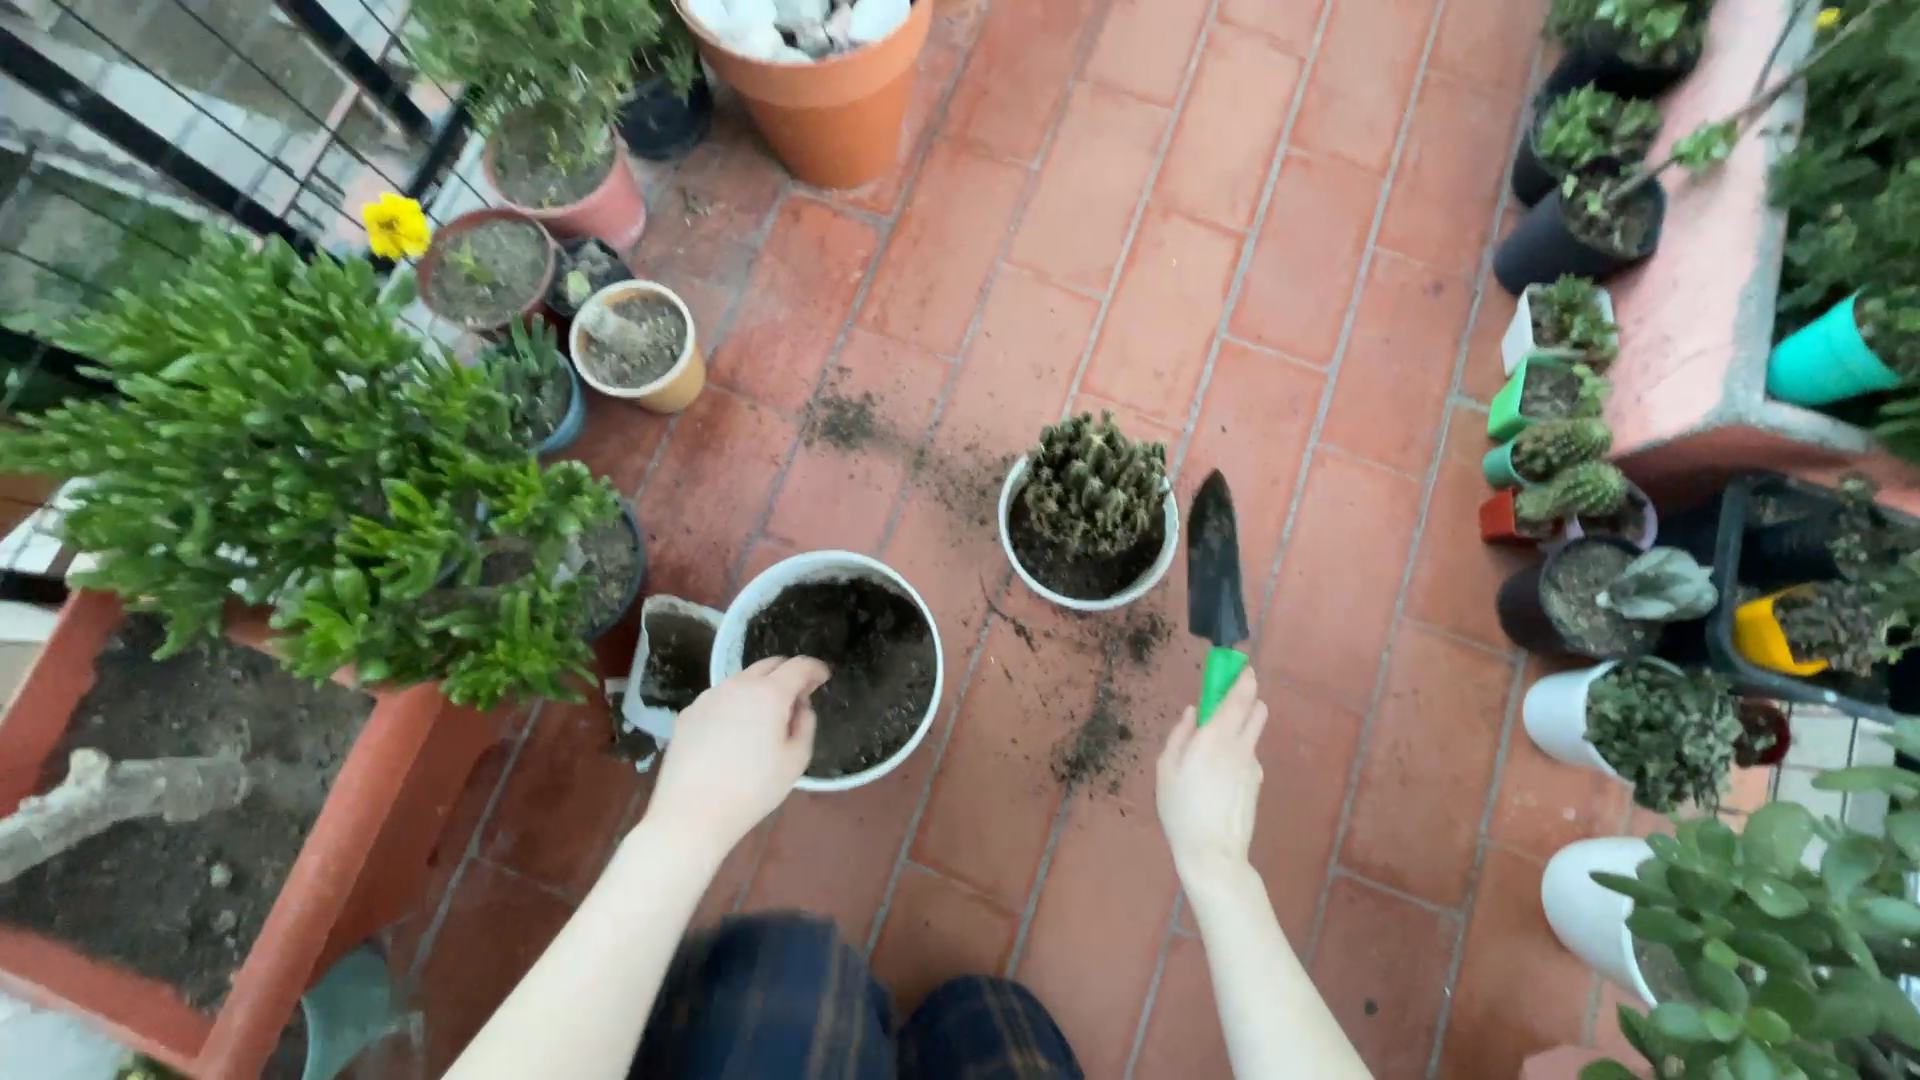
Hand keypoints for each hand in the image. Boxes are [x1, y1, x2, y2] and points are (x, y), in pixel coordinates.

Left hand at [642, 656, 828, 859]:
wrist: (691, 813)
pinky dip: (735, 705)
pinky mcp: (688, 713)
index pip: (799, 666)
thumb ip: (805, 724)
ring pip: (742, 680)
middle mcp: (738, 686)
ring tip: (764, 718)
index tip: (823, 678)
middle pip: (769, 665)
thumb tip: (800, 707)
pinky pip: (720, 699)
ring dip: (760, 689)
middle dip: (788, 674)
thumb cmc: (753, 789)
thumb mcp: (796, 760)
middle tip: (798, 696)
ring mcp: (709, 697)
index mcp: (769, 694)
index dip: (815, 669)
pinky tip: (733, 734)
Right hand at [1156, 668, 1268, 889]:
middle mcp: (1241, 746)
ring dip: (1240, 726)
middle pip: (1257, 709)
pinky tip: (1217, 776)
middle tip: (1224, 701)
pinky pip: (1248, 756)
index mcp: (1217, 737)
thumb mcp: (1166, 768)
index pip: (1240, 697)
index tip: (1239, 667)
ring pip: (1252, 732)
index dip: (1243, 678)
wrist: (1213, 853)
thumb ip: (1179, 735)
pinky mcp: (1256, 783)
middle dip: (1246, 698)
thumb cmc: (1181, 808)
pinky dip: (1237, 752)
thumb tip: (1192, 712)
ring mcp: (1253, 765)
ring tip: (1211, 747)